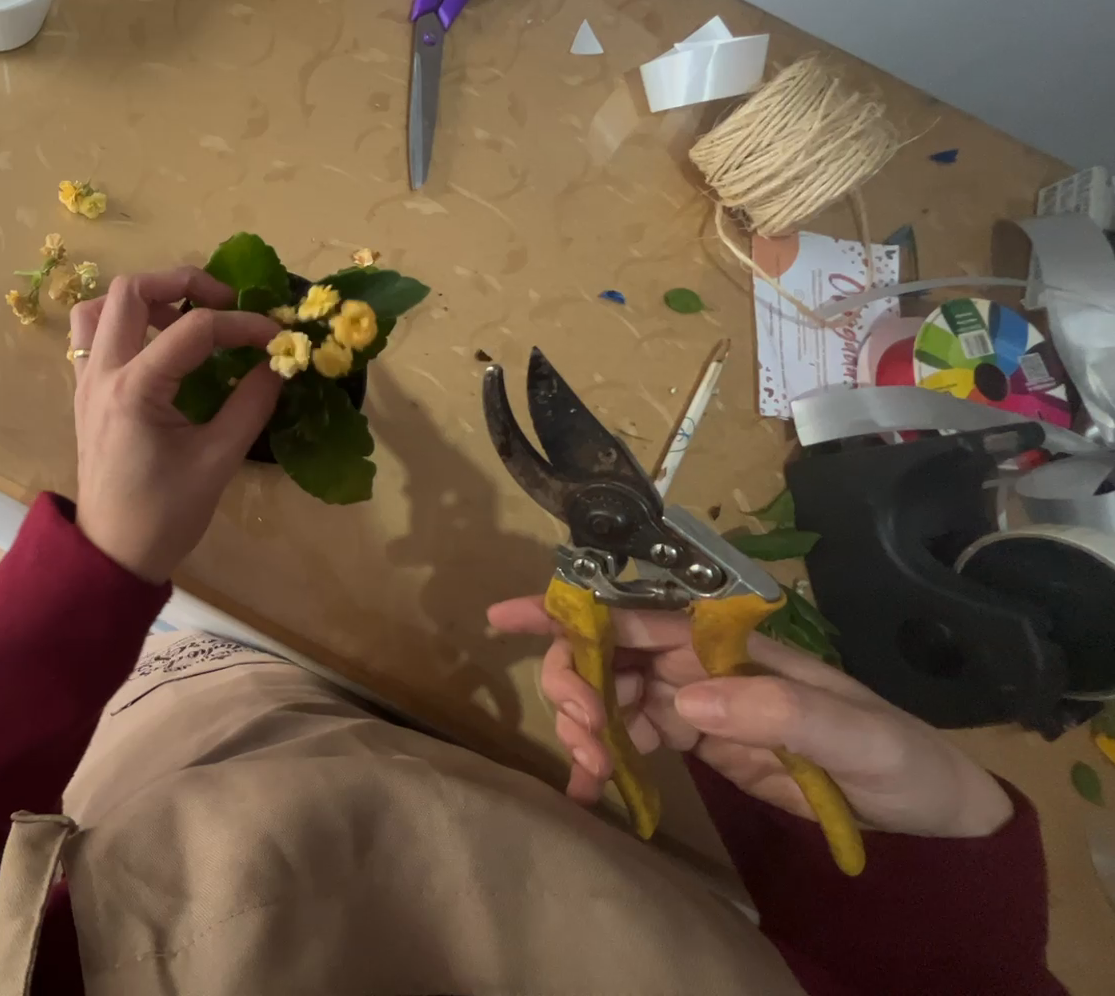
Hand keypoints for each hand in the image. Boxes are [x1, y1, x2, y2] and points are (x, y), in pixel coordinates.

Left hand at [67, 269, 281, 582]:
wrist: (114, 553)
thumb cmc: (166, 514)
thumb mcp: (219, 460)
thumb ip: (251, 403)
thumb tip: (278, 363)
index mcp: (135, 389)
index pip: (193, 329)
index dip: (243, 324)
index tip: (277, 336)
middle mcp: (101, 373)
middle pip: (131, 290)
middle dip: (184, 282)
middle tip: (224, 305)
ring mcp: (85, 381)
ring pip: (99, 307)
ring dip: (143, 298)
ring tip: (182, 318)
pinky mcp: (84, 394)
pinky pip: (90, 336)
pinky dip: (122, 324)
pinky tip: (154, 345)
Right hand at [487, 598, 1013, 838]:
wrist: (920, 815)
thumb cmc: (896, 759)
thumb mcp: (854, 735)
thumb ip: (777, 709)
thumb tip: (683, 700)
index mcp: (721, 643)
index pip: (630, 615)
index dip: (564, 611)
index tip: (505, 617)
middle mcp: (691, 661)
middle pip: (601, 653)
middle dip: (572, 683)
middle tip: (581, 730)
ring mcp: (684, 698)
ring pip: (603, 694)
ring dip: (582, 726)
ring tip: (592, 768)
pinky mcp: (683, 737)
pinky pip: (622, 736)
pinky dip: (599, 759)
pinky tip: (589, 787)